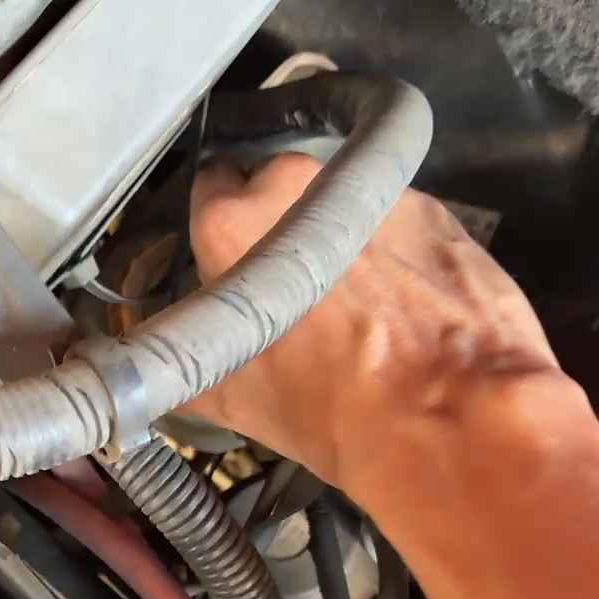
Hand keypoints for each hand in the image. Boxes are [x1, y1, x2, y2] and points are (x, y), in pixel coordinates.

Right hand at [180, 154, 566, 497]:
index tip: (214, 258)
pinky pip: (386, 219)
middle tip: (272, 279)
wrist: (444, 413)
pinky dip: (378, 248)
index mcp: (233, 224)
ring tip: (335, 295)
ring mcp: (375, 191)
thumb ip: (179, 361)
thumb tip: (155, 363)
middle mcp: (301, 187)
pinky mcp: (438, 208)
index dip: (208, 228)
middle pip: (271, 185)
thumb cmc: (316, 402)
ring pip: (331, 201)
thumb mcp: (220, 396)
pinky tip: (386, 301)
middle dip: (267, 221)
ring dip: (323, 233)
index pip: (206, 190)